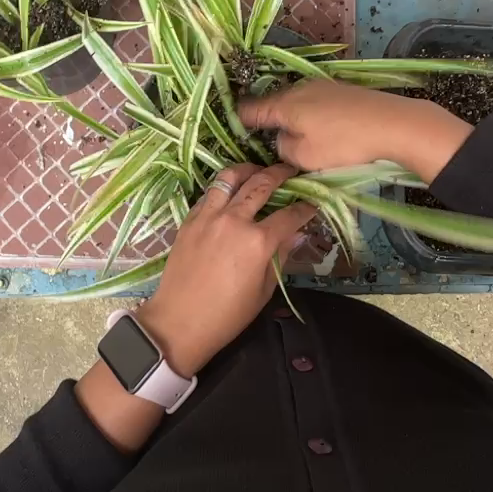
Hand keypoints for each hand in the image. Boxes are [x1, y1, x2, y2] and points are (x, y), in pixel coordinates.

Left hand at [135, 163, 318, 377]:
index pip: (289, 215)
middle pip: (262, 184)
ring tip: (258, 170)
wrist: (179, 321)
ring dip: (249, 170)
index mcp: (258, 242)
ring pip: (230, 177)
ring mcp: (208, 216)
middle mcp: (234, 220)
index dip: (305, 208)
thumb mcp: (263, 290)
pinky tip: (231, 191)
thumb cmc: (227, 315)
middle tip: (291, 171)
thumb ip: (280, 256)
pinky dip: (224, 186)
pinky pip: (210, 192)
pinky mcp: (190, 219)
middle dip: (281, 174)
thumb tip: (295, 235)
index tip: (313, 204)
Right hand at [239, 81, 473, 182]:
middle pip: (273, 104)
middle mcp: (298, 89)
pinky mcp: (341, 90)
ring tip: (294, 137)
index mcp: (284, 104)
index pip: (250, 109)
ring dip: (291, 118)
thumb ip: (283, 148)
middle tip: (264, 139)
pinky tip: (320, 128)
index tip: (233, 131)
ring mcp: (321, 86)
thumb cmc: (344, 144)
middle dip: (267, 120)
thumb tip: (280, 139)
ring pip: (295, 102)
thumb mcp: (305, 157)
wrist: (394, 124)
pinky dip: (310, 114)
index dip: (239, 120)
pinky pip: (314, 102)